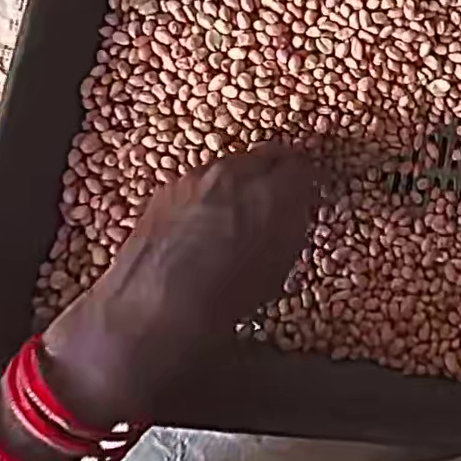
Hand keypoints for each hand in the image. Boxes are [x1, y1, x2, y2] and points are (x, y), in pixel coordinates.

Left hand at [41, 145, 323, 423]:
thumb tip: (294, 211)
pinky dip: (211, 193)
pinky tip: (206, 221)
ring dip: (242, 180)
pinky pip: (201, 180)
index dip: (306, 181)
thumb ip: (292, 226)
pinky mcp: (170, 187)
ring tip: (240, 210)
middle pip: (267, 155)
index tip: (307, 192)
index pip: (301, 168)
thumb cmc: (224, 297)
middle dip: (277, 170)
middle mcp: (236, 172)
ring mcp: (199, 175)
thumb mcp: (278, 267)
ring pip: (232, 165)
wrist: (153, 305)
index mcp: (273, 191)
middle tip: (281, 192)